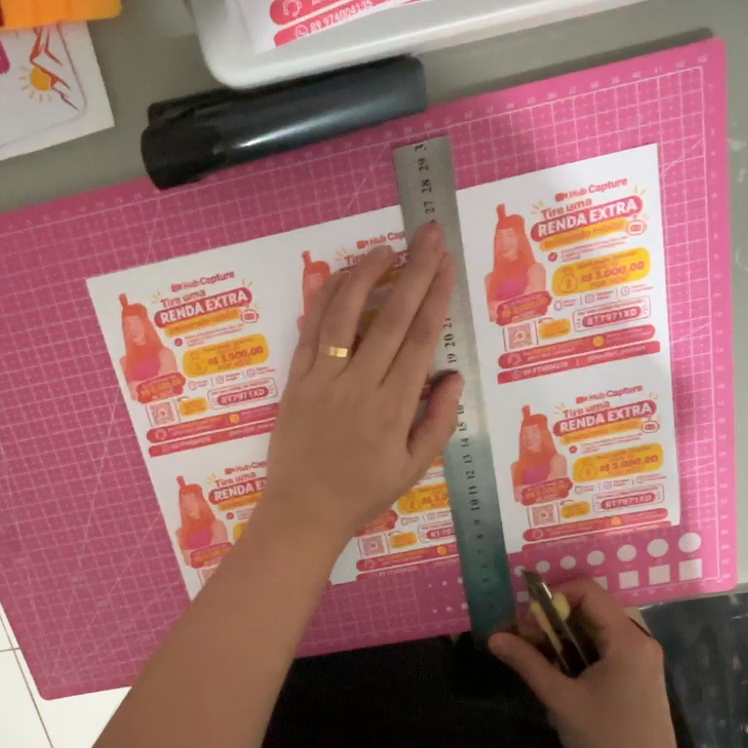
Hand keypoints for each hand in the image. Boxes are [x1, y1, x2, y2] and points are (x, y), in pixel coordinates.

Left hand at [255, 222, 465, 554]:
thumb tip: (452, 376)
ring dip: (365, 275)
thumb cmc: (363, 493)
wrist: (303, 512)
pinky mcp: (295, 380)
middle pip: (390, 318)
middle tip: (429, 235)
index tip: (447, 262)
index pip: (420, 340)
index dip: (436, 296)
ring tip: (386, 249)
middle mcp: (359, 387)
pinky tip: (341, 276)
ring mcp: (322, 380)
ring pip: (344, 315)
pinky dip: (325, 299)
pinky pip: (310, 331)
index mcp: (393, 409)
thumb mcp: (413, 469)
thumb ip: (437, 422)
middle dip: (414, 271)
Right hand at [489, 578, 691, 747]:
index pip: (587, 591)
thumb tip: (494, 636)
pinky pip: (603, 647)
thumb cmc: (606, 743)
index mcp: (628, 639)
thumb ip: (527, 662)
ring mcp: (642, 658)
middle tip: (524, 643)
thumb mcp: (560, 700)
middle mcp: (640, 640)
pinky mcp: (638, 675)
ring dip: (561, 637)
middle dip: (551, 619)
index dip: (550, 598)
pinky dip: (577, 652)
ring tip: (538, 662)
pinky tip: (560, 676)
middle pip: (589, 608)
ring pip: (593, 629)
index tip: (526, 624)